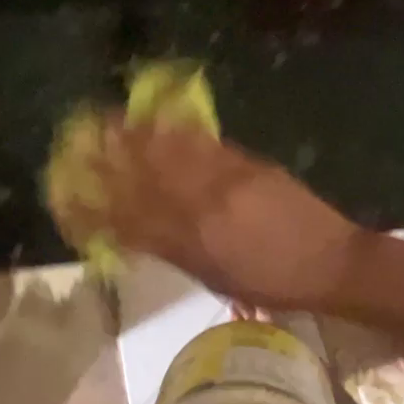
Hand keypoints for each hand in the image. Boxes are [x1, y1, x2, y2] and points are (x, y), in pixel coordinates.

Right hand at [86, 121, 367, 309]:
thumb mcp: (219, 279)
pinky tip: (165, 120)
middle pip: (148, 177)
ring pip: (175, 154)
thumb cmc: (275, 284)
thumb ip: (179, 253)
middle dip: (113, 157)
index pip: (134, 221)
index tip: (72, 193)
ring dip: (141, 135)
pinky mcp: (250, 164)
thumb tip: (143, 235)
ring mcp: (228, 180)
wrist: (331, 262)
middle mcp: (204, 207)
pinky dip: (181, 132)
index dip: (100, 206)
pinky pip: (207, 145)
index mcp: (193, 243)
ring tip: (114, 118)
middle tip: (85, 136)